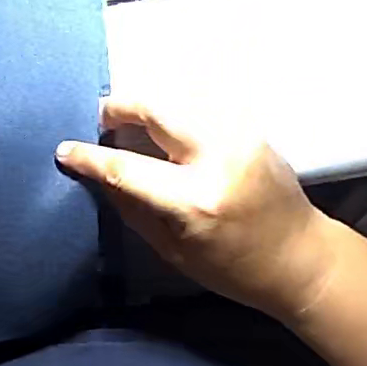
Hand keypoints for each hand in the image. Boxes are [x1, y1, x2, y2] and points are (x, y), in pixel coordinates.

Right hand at [56, 97, 337, 324]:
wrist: (301, 257)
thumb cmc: (233, 268)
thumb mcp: (172, 250)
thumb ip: (131, 206)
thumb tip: (97, 174)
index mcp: (196, 200)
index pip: (127, 166)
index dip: (89, 156)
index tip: (65, 150)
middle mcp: (219, 156)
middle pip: (156, 108)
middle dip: (119, 107)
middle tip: (100, 121)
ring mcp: (240, 135)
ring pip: (179, 97)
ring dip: (147, 105)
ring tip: (128, 123)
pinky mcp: (252, 127)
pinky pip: (201, 105)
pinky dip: (175, 109)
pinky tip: (163, 126)